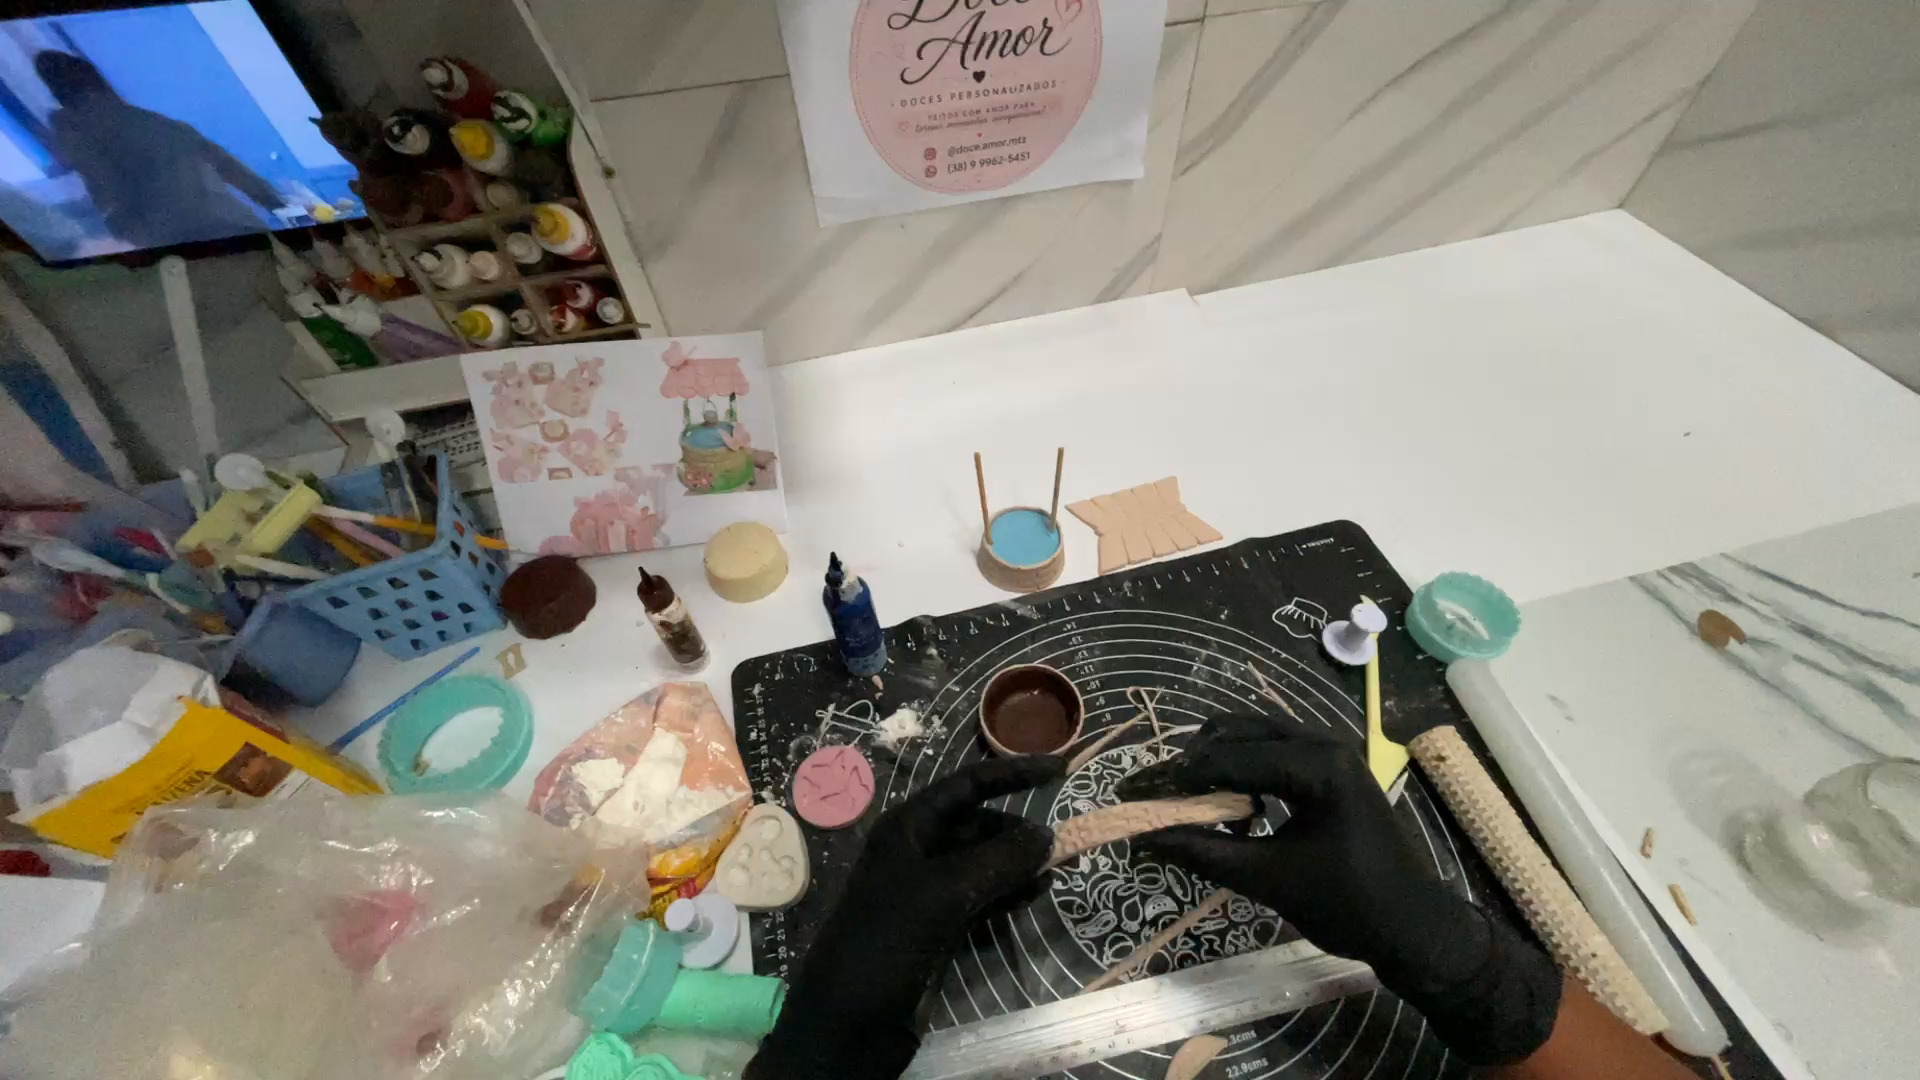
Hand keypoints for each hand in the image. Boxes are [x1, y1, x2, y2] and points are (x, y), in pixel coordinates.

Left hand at [747, 755, 1063, 1079]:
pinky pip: (984, 896)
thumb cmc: (885, 942)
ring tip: (1059, 863)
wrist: (845, 1028)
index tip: (1060, 768)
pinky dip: (1011, 892)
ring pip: (984, 862)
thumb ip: (997, 860)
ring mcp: (929, 890)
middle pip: (978, 823)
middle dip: (1018, 827)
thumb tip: (1046, 834)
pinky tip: (1039, 891)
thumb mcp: (942, 894)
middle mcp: (918, 850)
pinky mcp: (940, 926)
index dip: (1013, 773)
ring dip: (1019, 861)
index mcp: (908, 827)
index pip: (967, 785)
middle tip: (1062, 838)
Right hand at [1118, 718, 1560, 1065]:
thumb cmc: (1351, 906)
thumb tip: (1142, 839)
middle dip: (1188, 763)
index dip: (1175, 776)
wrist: (1419, 929)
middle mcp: (1319, 740)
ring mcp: (1324, 746)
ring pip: (1244, 734)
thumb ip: (1203, 852)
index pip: (1227, 758)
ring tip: (1182, 798)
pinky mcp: (1323, 761)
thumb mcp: (1269, 881)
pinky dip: (1234, 767)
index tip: (1134, 791)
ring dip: (1209, 761)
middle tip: (1153, 794)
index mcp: (1316, 764)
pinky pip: (1264, 747)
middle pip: (1231, 732)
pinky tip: (1225, 802)